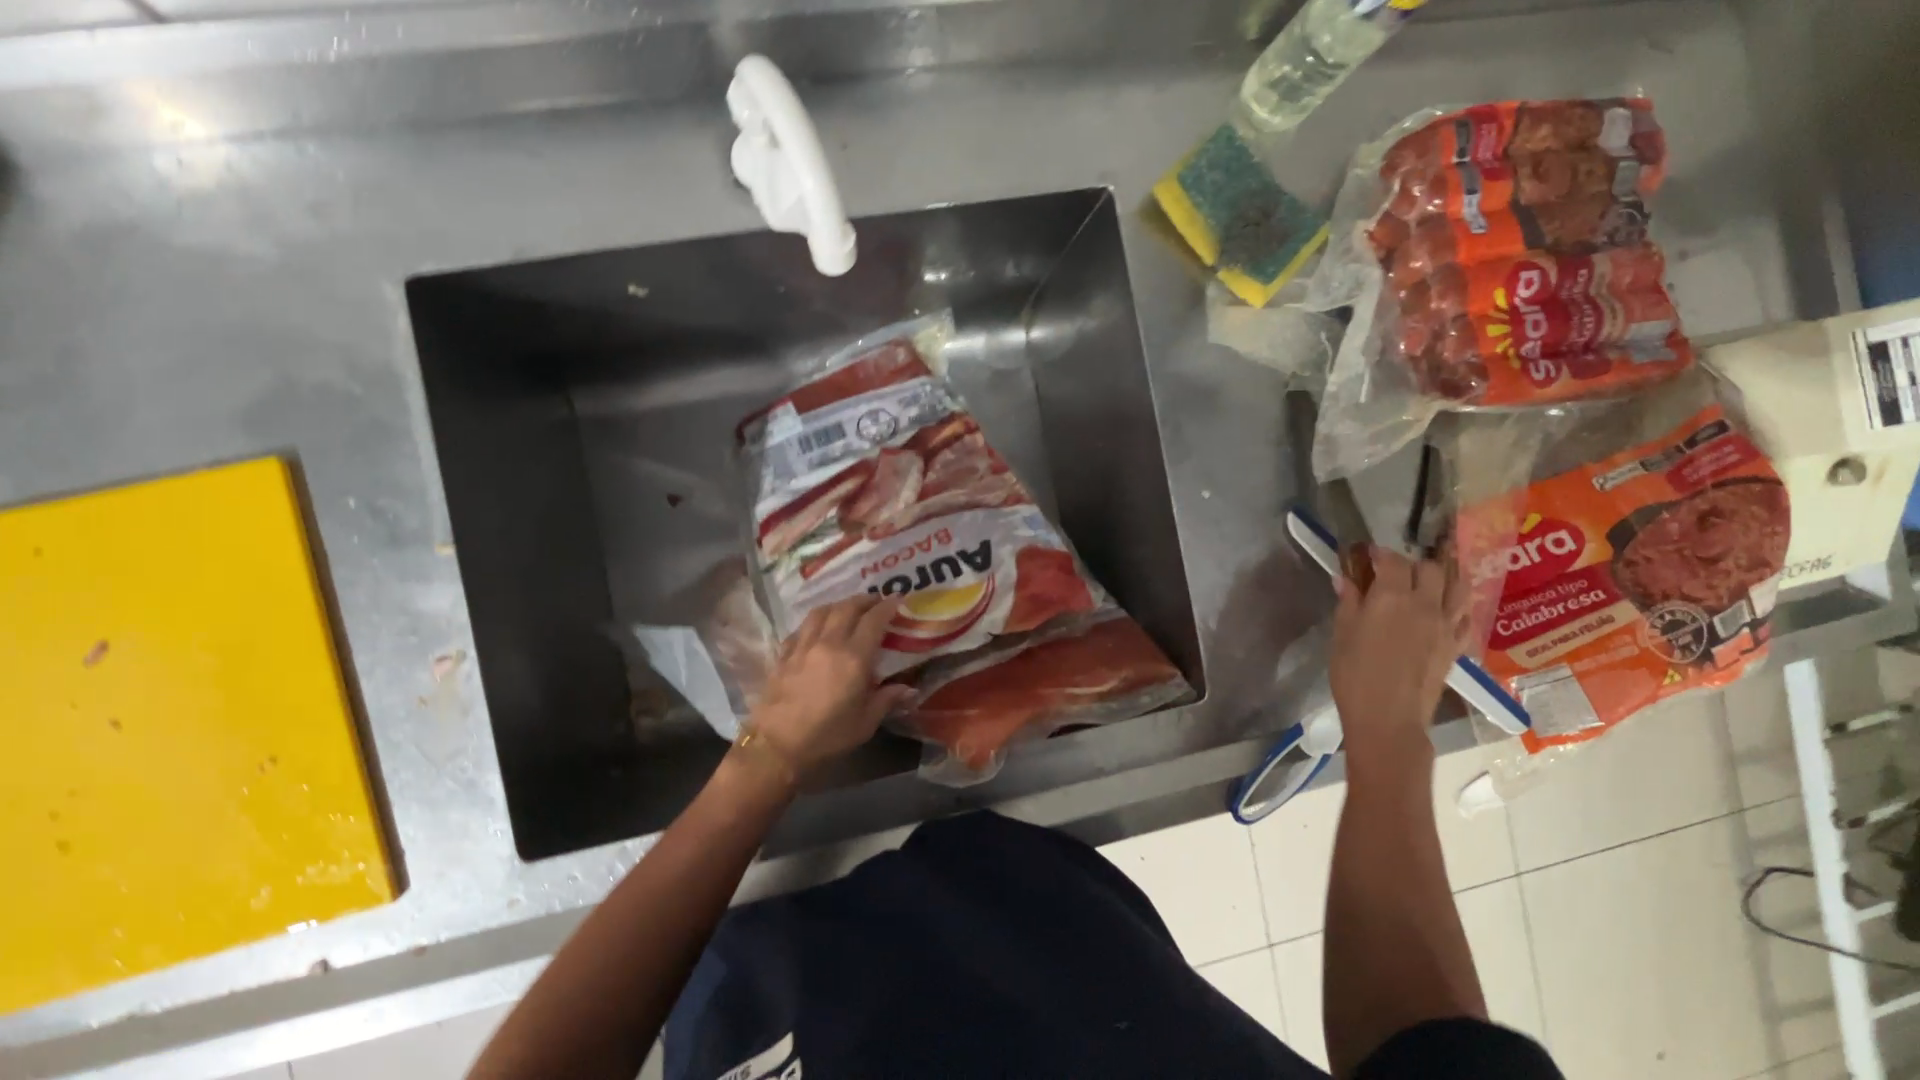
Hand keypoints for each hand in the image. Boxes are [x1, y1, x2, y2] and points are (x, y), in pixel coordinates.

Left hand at [747, 595, 913, 776]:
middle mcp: (828, 644)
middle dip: (864, 600)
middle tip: (876, 601)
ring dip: (838, 605)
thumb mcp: (865, 723)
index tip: (898, 600)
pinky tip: (817, 629)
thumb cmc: (827, 737)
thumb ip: (887, 700)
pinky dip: (814, 622)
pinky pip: (801, 628)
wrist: (777, 746)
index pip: (874, 620)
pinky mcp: (783, 655)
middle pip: (847, 608)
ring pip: (821, 612)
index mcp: (854, 658)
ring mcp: (802, 646)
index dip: (887, 606)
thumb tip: (909, 689)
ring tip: (847, 608)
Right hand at [1328, 546, 1469, 768]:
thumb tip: (1346, 579)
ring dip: (1444, 577)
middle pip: (1430, 569)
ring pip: (1457, 586)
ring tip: (1429, 582)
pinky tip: (1445, 610)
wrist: (1388, 718)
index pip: (1393, 561)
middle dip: (1413, 564)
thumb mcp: (1341, 635)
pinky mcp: (1456, 645)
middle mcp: (1425, 604)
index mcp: (1391, 597)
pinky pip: (1464, 615)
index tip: (1369, 556)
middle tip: (1396, 572)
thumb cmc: (1355, 676)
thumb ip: (1348, 603)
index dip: (1381, 554)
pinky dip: (1456, 606)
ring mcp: (1446, 624)